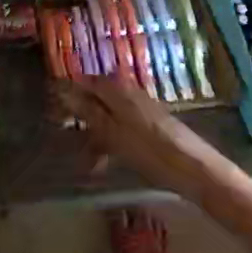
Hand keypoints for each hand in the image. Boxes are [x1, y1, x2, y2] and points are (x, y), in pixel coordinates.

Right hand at [55, 76, 245, 201]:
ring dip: (96, 135)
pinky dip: (112, 139)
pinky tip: (110, 159)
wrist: (199, 171)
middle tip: (69, 139)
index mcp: (112, 85)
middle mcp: (124, 87)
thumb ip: (85, 109)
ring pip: (107, 113)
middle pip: (93, 97)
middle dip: (80, 119)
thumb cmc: (150, 150)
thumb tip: (59, 88)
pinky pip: (122, 123)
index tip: (52, 113)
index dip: (63, 96)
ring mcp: (139, 103)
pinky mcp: (150, 119)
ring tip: (91, 163)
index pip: (78, 81)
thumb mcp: (111, 132)